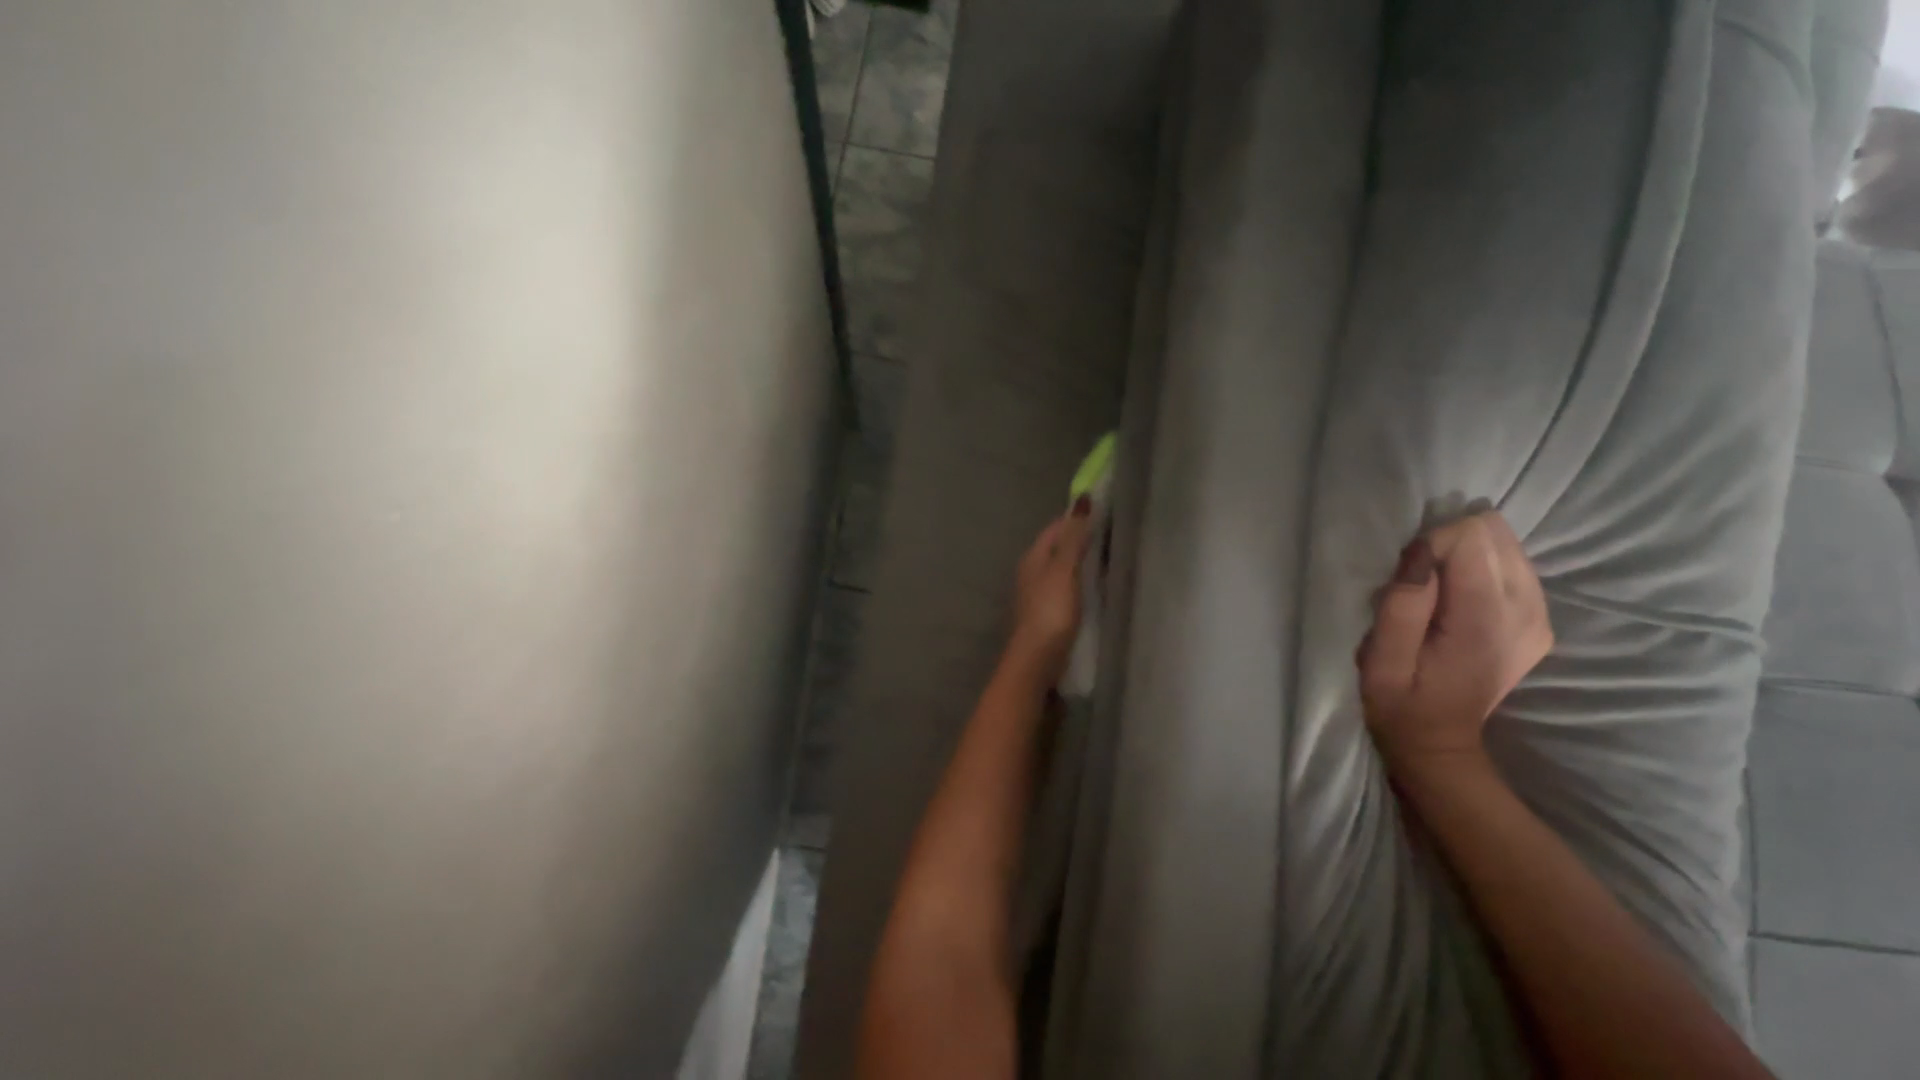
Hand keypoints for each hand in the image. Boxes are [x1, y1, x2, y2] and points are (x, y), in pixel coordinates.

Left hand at [1006, 499, 1093, 684]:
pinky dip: (1082, 586)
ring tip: (1111, 561)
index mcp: (1033, 558)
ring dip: (1082, 565)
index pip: (1056, 528)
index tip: (1105, 513)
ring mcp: (1038, 596)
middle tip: (1115, 537)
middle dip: (1082, 541)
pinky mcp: (1048, 617)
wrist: (1037, 661)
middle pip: (1058, 549)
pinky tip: (1098, 591)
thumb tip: (1082, 499)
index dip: (1077, 519)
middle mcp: (1032, 573)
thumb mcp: (1064, 570)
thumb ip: (1074, 538)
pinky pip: (1067, 592)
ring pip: (1062, 571)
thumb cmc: (1050, 612)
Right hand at [1357, 510, 1552, 776]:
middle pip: (1494, 533)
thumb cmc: (1400, 701)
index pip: (1469, 537)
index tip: (1408, 581)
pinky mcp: (1539, 618)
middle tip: (1422, 588)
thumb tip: (1422, 552)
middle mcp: (1527, 611)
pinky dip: (1480, 570)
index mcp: (1485, 620)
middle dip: (1448, 547)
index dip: (1429, 547)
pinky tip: (1458, 603)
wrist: (1439, 741)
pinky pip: (1513, 564)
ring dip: (1464, 557)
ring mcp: (1540, 615)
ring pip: (1506, 543)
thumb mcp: (1381, 658)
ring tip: (1438, 596)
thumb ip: (1402, 603)